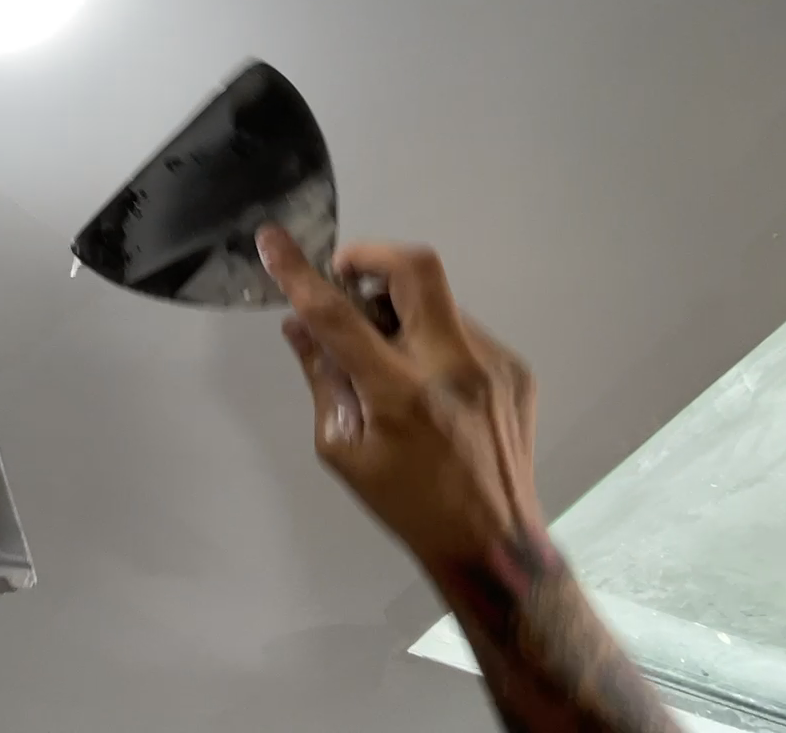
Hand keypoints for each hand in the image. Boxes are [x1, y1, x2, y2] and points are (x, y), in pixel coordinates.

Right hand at [256, 226, 541, 571]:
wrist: (495, 545)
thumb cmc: (404, 501)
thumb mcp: (341, 447)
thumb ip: (321, 377)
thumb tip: (299, 324)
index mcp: (400, 393)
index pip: (336, 316)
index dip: (297, 272)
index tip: (271, 240)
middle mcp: (453, 367)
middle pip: (416, 269)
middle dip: (369, 255)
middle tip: (343, 276)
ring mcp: (493, 364)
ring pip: (433, 300)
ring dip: (395, 309)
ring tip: (384, 355)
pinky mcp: (515, 369)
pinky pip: (456, 327)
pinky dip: (424, 336)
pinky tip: (423, 380)